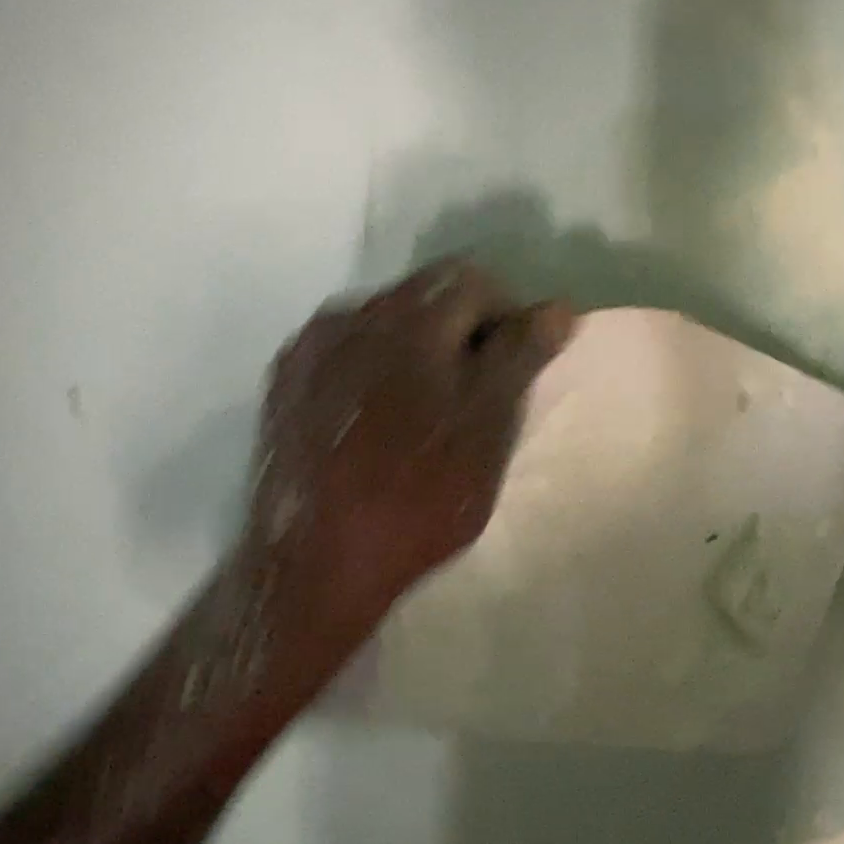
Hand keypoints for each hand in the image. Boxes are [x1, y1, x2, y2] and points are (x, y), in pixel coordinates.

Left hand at [231, 259, 576, 701]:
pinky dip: (376, 369)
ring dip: (418, 349)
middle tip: (480, 394)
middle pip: (425, 296)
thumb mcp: (490, 426)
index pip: (473, 280)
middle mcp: (352, 315)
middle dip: (463, 331)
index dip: (507, 315)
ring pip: (385, 324)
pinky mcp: (286, 385)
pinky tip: (380, 421)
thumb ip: (521, 355)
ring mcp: (311, 350)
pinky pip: (347, 354)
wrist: (314, 563)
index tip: (517, 367)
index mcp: (408, 317)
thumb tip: (557, 307)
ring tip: (429, 410)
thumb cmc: (419, 495)